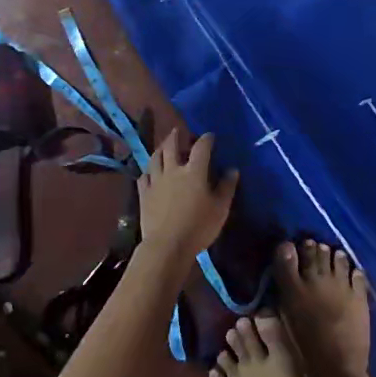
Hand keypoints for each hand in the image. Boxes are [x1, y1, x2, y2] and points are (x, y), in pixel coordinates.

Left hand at [137, 129, 238, 262]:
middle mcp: (173, 170)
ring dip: (160, 148)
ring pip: (155, 158)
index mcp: (194, 171)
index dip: (206, 138)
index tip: (210, 136)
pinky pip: (144, 176)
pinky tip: (150, 171)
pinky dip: (148, 170)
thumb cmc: (198, 227)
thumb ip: (227, 187)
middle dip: (176, 135)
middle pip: (172, 146)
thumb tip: (232, 170)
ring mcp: (156, 181)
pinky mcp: (143, 194)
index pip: (201, 147)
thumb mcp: (220, 209)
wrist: (167, 246)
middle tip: (179, 131)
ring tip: (164, 146)